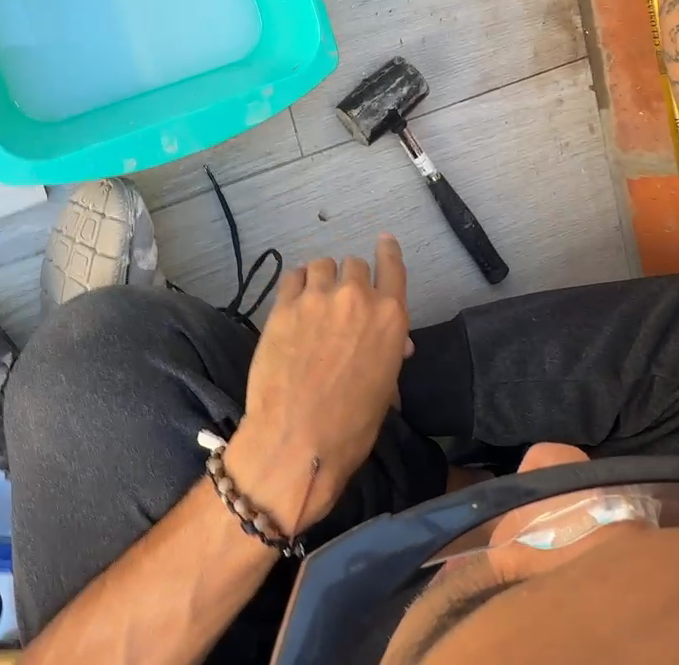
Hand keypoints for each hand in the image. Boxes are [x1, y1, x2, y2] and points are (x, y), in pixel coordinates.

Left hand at [225, 234, 412, 534]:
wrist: (298, 438)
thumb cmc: (352, 425)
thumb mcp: (384, 386)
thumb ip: (388, 351)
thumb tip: (394, 341)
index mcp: (390, 317)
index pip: (393, 266)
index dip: (387, 250)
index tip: (383, 241)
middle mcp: (357, 298)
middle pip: (354, 266)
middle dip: (349, 280)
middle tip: (340, 303)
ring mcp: (317, 298)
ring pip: (321, 265)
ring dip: (321, 279)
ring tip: (314, 300)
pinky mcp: (284, 306)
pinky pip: (292, 277)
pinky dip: (296, 284)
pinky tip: (293, 300)